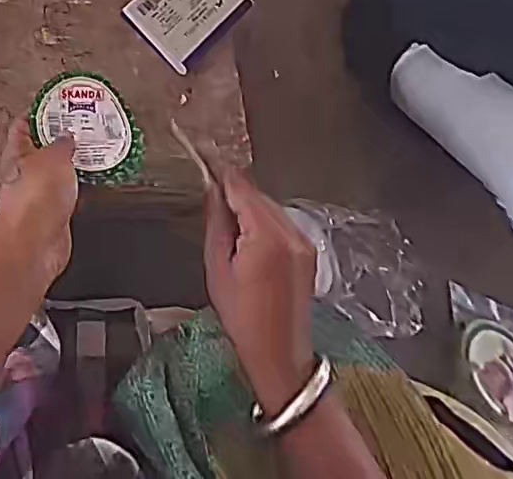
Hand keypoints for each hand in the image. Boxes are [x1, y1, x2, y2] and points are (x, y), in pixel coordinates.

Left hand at [0, 116, 78, 282]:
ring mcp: (39, 194)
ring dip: (74, 162)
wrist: (33, 246)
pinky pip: (68, 193)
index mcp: (17, 153)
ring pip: (57, 171)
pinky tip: (95, 178)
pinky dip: (81, 185)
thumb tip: (67, 136)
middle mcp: (25, 173)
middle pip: (42, 148)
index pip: (24, 125)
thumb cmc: (32, 201)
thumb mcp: (53, 158)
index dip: (39, 112)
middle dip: (61, 137)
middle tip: (82, 124)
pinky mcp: (53, 213)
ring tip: (93, 147)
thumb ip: (62, 144)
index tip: (56, 103)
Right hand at [203, 167, 316, 412]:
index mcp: (266, 235)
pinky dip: (262, 219)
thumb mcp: (217, 267)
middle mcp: (290, 231)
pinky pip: (280, 221)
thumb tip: (212, 191)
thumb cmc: (242, 317)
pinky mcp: (308, 250)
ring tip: (227, 220)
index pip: (241, 188)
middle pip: (257, 194)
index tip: (204, 156)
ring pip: (269, 206)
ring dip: (248, 205)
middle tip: (209, 194)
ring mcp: (303, 240)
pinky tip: (247, 235)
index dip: (221, 171)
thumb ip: (216, 222)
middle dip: (234, 191)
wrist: (280, 356)